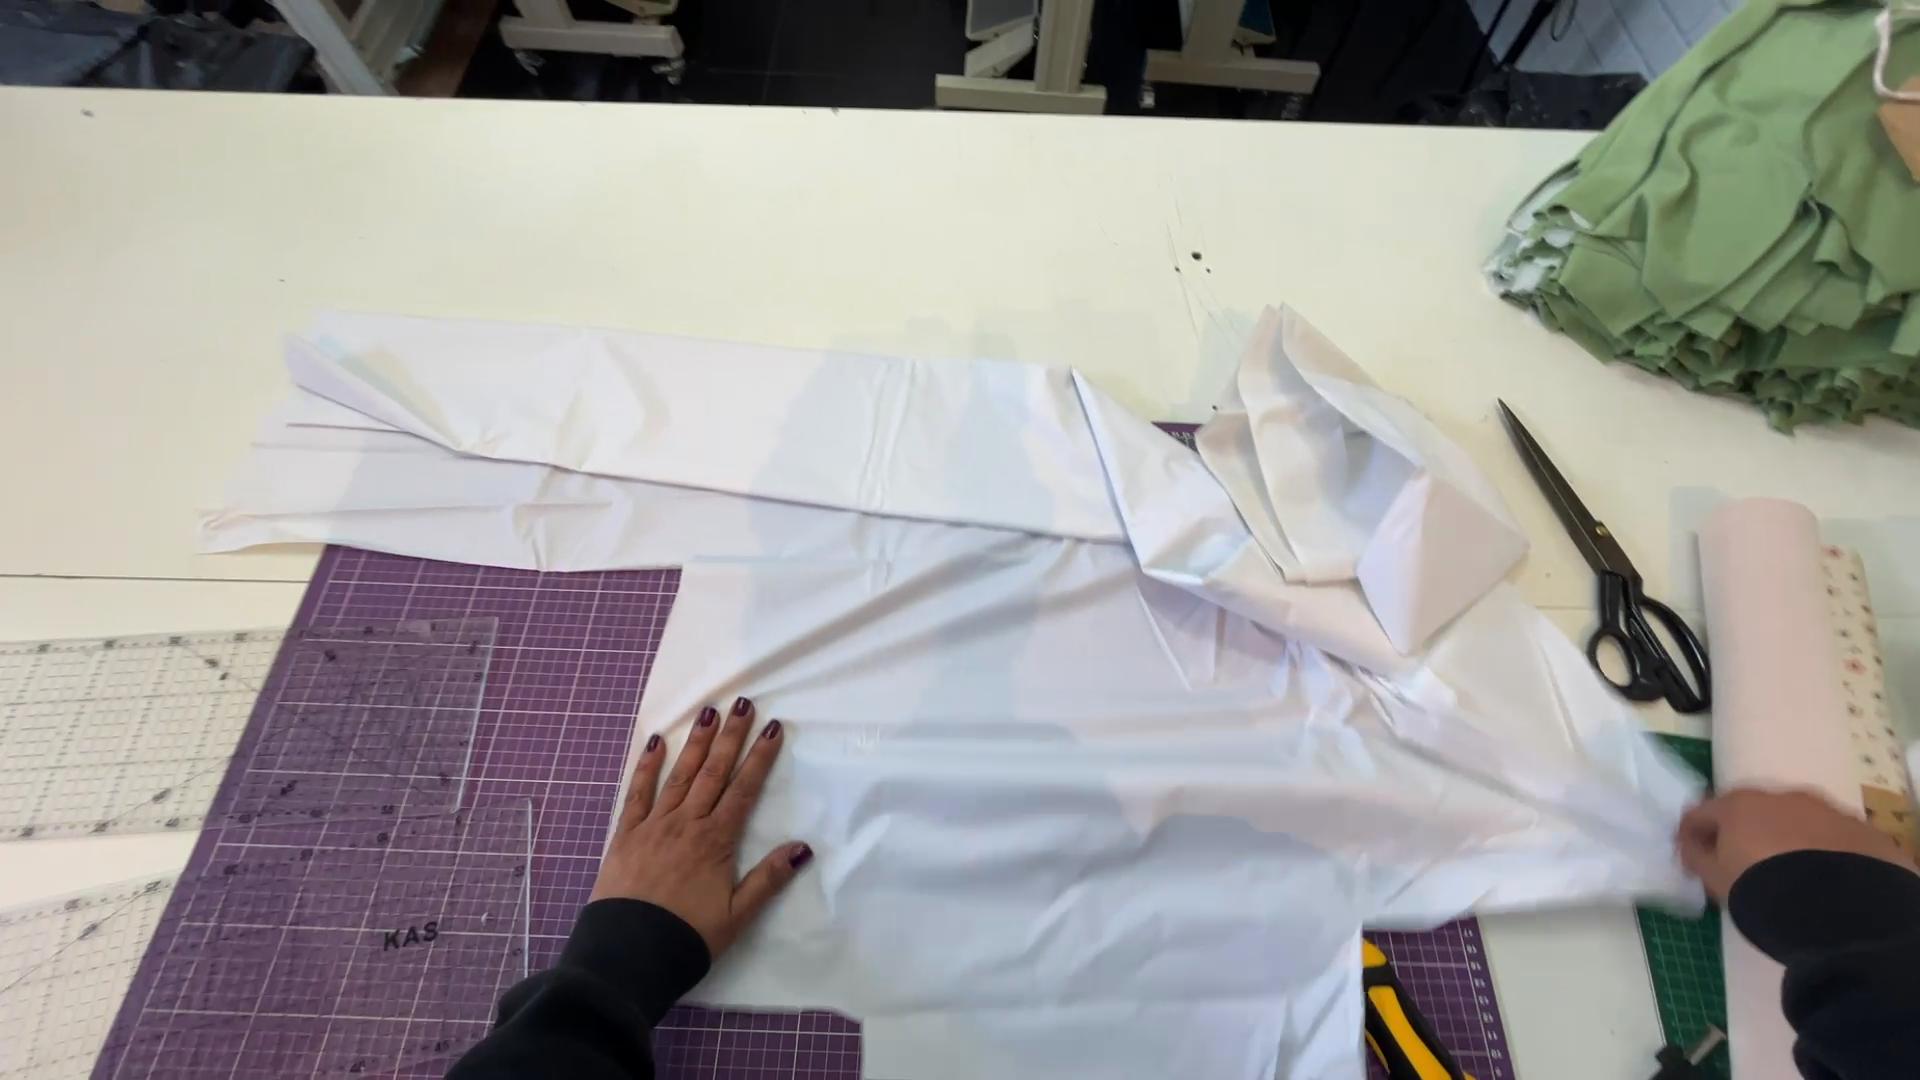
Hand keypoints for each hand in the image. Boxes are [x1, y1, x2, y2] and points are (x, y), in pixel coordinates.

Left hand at [591, 696, 812, 957]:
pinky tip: (655, 743)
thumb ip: (768, 879)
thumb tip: (803, 847)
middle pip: (714, 772)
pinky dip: (647, 767)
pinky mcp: (625, 836)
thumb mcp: (736, 916)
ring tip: (708, 712)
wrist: (624, 962)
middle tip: (742, 703)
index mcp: (716, 840)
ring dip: (696, 742)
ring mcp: (654, 826)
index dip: (760, 756)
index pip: (744, 788)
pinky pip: (637, 794)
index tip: (773, 727)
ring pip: (680, 775)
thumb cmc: (686, 939)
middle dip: (731, 736)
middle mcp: (686, 823)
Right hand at [1677, 786, 1912, 901]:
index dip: (1693, 834)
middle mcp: (1780, 799)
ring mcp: (1828, 814)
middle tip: (1744, 860)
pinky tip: (1826, 877)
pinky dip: (1826, 851)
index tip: (1693, 855)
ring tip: (1792, 870)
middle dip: (1745, 832)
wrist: (1844, 912)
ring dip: (1789, 839)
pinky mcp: (1868, 834)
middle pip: (1752, 812)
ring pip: (1797, 822)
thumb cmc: (1761, 887)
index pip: (1701, 814)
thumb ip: (1696, 856)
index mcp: (1736, 804)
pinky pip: (1836, 839)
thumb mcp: (1714, 877)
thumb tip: (1690, 846)